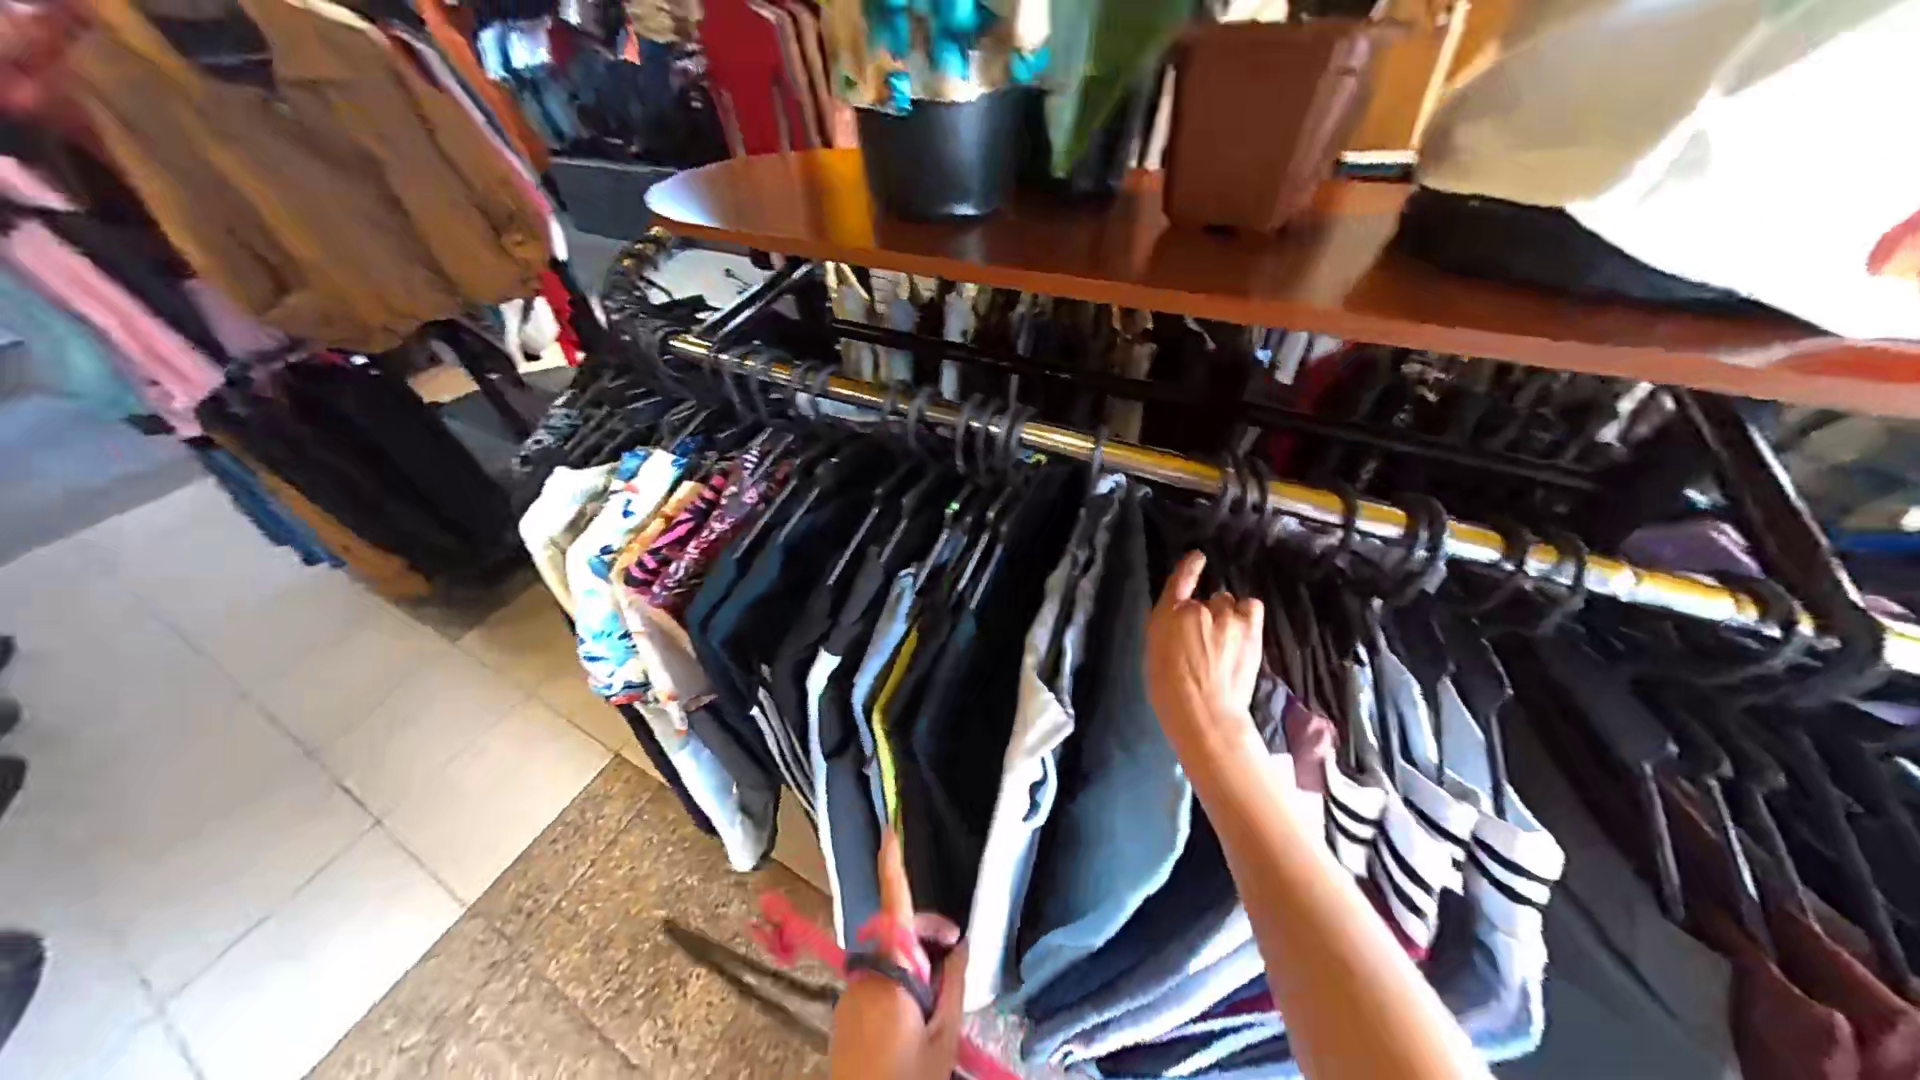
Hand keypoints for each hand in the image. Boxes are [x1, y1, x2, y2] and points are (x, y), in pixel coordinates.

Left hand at [829, 832, 967, 1079]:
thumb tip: (959, 945)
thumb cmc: (909, 1079)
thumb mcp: (943, 1036)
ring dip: (913, 958)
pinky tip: (916, 1009)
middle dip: (925, 930)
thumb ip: (953, 983)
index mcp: (891, 974)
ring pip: (887, 955)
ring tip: (939, 992)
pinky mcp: (846, 1011)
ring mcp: (850, 993)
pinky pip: (876, 977)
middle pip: (896, 931)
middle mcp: (864, 974)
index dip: (891, 868)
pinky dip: (898, 978)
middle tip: (955, 949)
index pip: (894, 909)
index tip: (889, 832)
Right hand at [1145, 551, 1266, 768]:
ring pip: (1230, 604)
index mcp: (1167, 616)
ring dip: (1229, 617)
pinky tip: (1243, 631)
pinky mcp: (1250, 629)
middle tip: (1208, 638)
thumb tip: (1181, 624)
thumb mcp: (1155, 654)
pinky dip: (1247, 615)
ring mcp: (1227, 617)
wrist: (1204, 714)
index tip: (1198, 557)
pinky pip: (1250, 607)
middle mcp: (1197, 609)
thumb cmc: (1169, 691)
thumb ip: (1168, 631)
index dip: (1189, 567)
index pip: (1179, 581)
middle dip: (1209, 613)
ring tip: (1228, 641)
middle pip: (1209, 600)